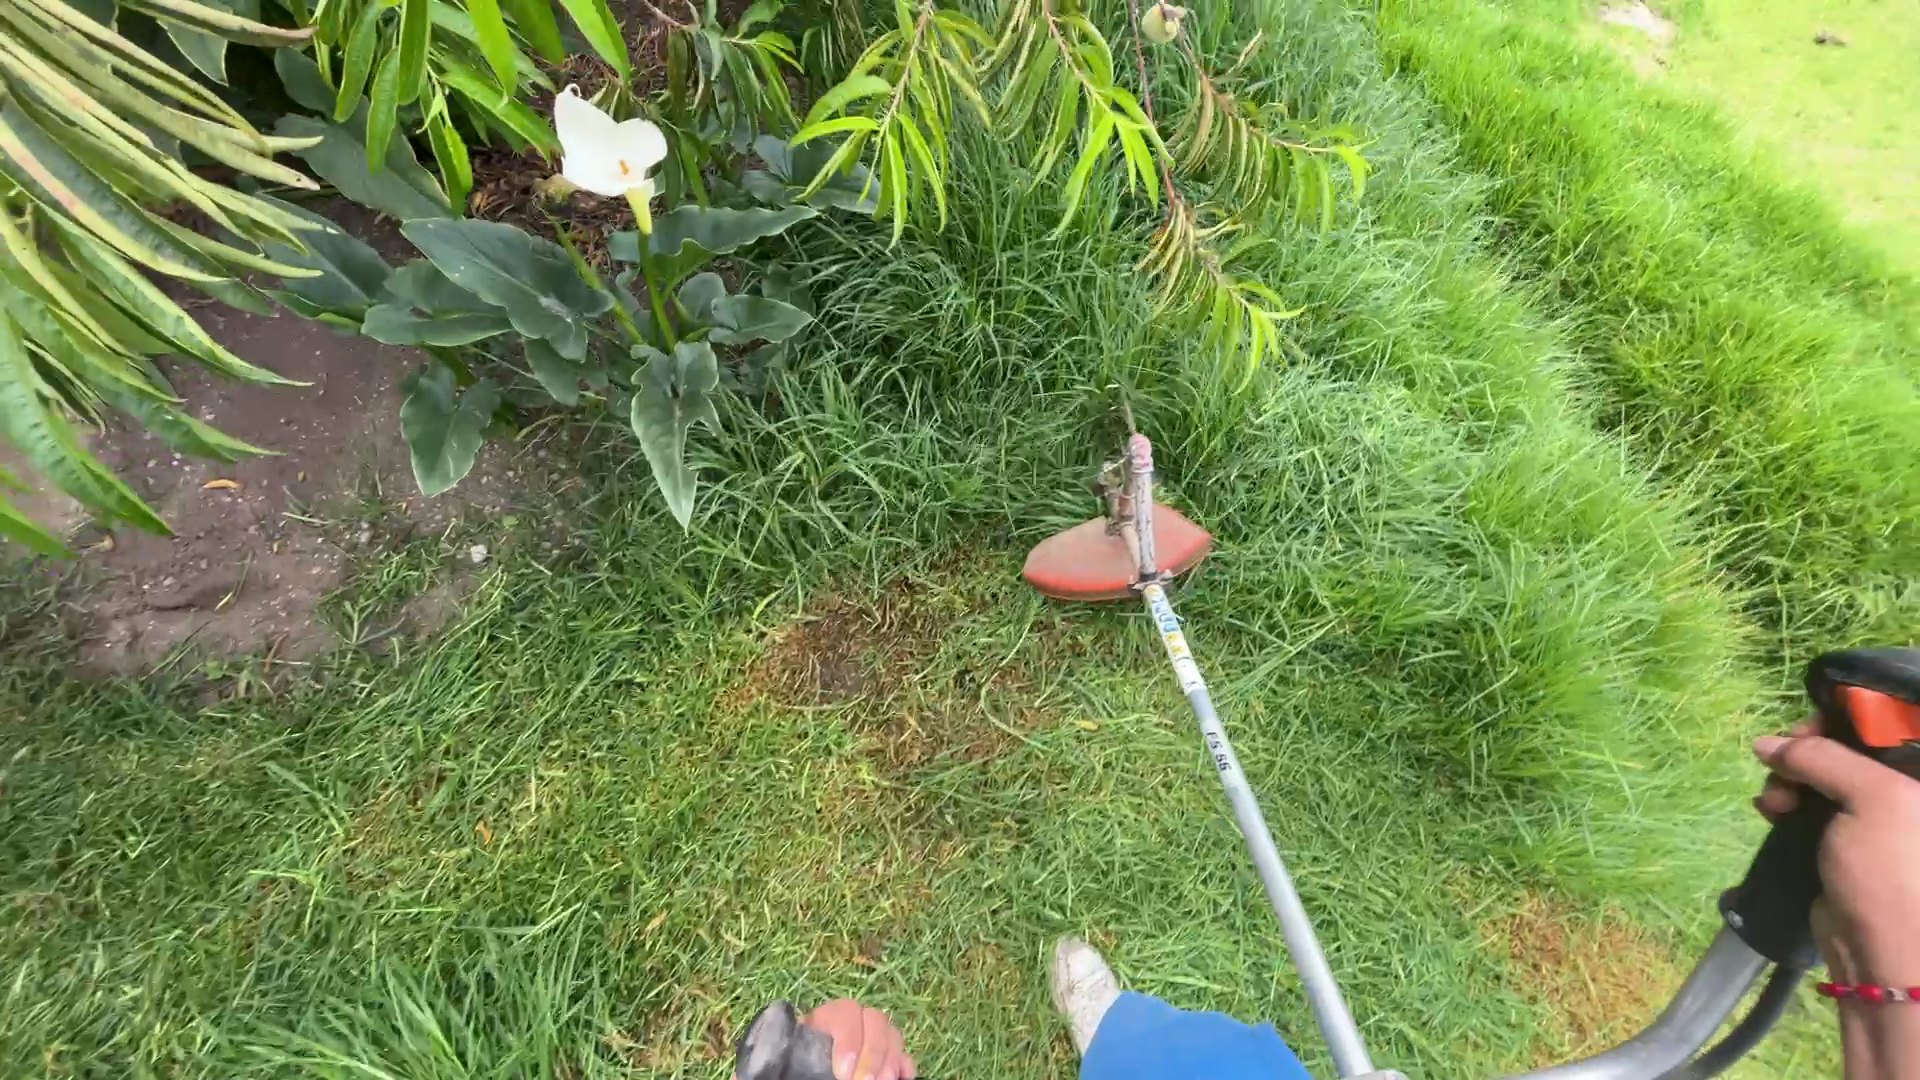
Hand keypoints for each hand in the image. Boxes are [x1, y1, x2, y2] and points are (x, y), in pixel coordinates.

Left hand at [803, 998, 916, 1079]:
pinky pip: (903, 1052)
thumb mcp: (795, 1062)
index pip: (844, 1012)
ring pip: (891, 1032)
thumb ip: (809, 1058)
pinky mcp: (886, 1054)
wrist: (801, 1069)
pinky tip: (903, 1077)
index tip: (844, 1072)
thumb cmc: (795, 1067)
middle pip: (874, 1018)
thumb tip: (831, 1066)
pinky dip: (904, 1064)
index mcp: (823, 1020)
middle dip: (873, 1052)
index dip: (849, 1039)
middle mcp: (852, 1021)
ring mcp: (872, 1035)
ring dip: (890, 1058)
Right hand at [1753, 726, 1919, 984]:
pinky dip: (1789, 801)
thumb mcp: (1876, 802)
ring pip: (1827, 774)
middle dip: (1808, 753)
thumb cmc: (1901, 876)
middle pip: (1856, 749)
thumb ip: (1826, 758)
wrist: (1890, 953)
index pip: (1896, 728)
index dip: (1850, 720)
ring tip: (1776, 802)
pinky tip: (1774, 813)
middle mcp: (1914, 801)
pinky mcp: (1857, 840)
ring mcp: (1890, 823)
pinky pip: (1816, 801)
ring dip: (1790, 780)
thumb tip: (1771, 744)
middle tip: (1783, 769)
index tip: (1811, 731)